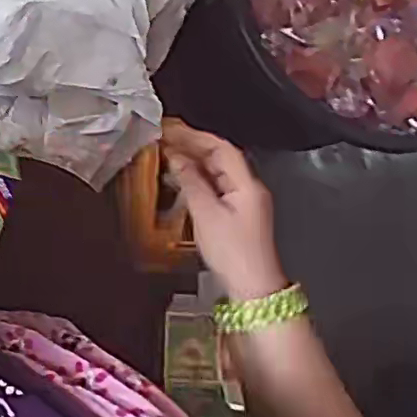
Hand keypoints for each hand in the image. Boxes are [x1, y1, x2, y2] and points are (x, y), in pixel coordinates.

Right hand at [160, 119, 286, 300]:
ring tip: (167, 154)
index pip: (221, 149)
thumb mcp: (206, 214)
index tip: (171, 130)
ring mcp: (242, 201)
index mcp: (246, 184)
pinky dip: (197, 177)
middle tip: (164, 138)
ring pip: (216, 171)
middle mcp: (247, 188)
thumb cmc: (232, 251)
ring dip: (193, 161)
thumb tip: (176, 159)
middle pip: (220, 157)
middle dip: (192, 146)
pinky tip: (180, 178)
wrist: (252, 286)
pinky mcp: (235, 213)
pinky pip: (215, 185)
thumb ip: (191, 183)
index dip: (195, 136)